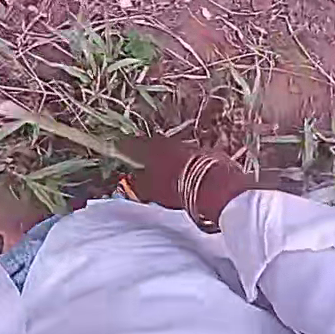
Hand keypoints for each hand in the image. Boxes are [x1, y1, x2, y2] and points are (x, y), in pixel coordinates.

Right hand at [121, 136, 255, 226]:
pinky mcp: (208, 154)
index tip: (117, 147)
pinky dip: (184, 163)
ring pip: (174, 150)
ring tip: (163, 169)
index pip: (133, 145)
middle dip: (148, 151)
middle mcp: (171, 143)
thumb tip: (133, 177)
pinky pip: (190, 157)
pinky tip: (185, 172)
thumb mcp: (151, 190)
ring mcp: (191, 147)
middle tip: (140, 158)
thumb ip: (139, 182)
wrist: (217, 187)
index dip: (124, 147)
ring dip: (167, 157)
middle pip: (155, 145)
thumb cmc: (177, 188)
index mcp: (153, 149)